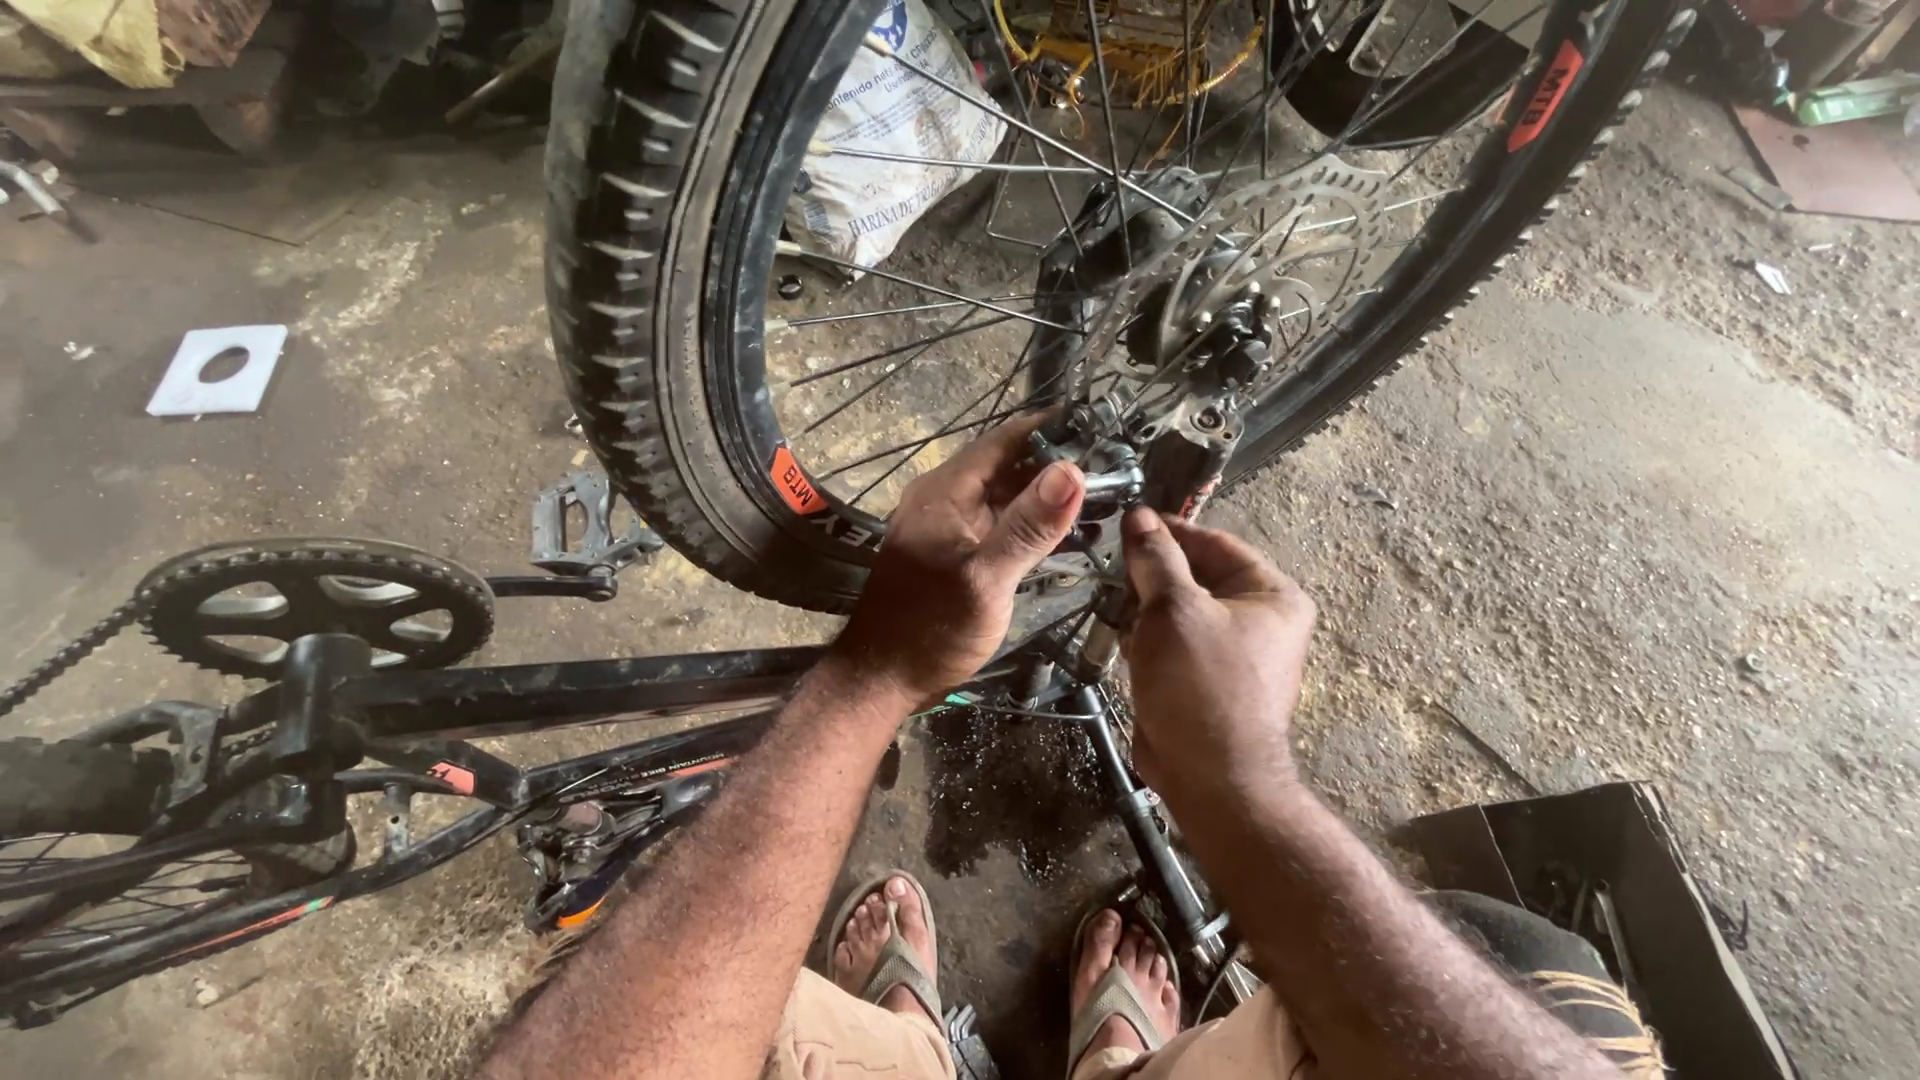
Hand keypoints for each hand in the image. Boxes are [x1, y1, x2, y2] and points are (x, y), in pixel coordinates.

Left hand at [831, 413, 1085, 706]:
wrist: (884, 680)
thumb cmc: (930, 630)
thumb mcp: (986, 578)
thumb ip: (1028, 527)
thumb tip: (1073, 470)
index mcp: (946, 492)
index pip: (1003, 440)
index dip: (1050, 428)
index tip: (1099, 423)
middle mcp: (946, 500)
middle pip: (1007, 466)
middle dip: (1057, 463)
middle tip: (1114, 465)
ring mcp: (951, 528)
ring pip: (1007, 497)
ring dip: (1049, 496)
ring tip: (1104, 497)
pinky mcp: (958, 555)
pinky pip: (1001, 527)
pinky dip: (1035, 526)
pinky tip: (1071, 535)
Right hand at [1119, 508, 1316, 810]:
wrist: (1211, 777)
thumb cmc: (1201, 684)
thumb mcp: (1175, 610)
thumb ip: (1155, 560)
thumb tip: (1139, 516)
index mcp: (1272, 596)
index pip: (1216, 544)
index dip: (1170, 530)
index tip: (1127, 520)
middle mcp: (1260, 620)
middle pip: (1196, 576)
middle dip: (1151, 572)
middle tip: (1109, 562)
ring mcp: (1232, 653)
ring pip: (1179, 610)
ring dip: (1144, 605)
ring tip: (1109, 600)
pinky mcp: (1204, 680)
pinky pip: (1173, 642)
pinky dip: (1146, 637)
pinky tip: (1120, 637)